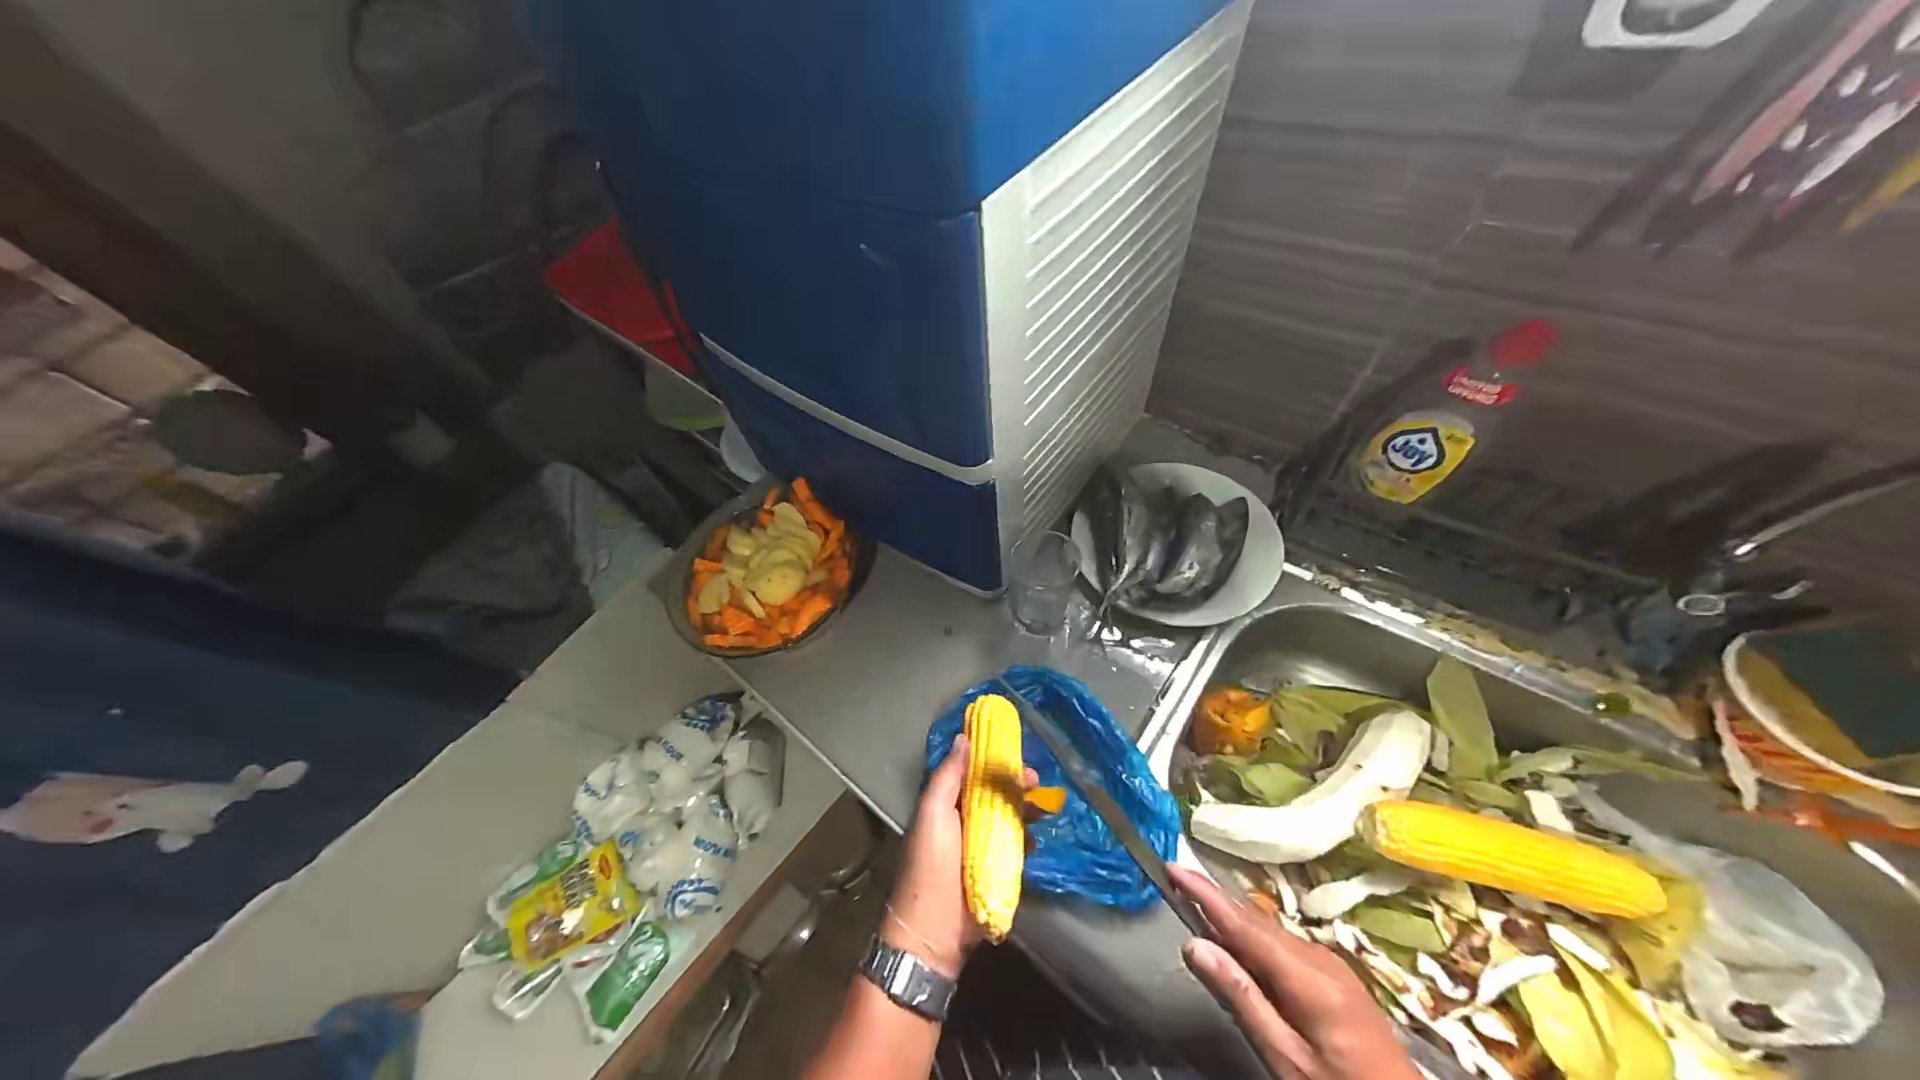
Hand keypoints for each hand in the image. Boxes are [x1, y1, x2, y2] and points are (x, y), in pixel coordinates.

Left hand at [885, 735, 1036, 975]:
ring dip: (1028, 810)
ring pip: (1009, 819)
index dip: (995, 762)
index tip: (1017, 756)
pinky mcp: (997, 871)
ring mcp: (981, 847)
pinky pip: (1017, 848)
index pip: (974, 774)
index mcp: (946, 805)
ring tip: (1044, 809)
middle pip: (996, 795)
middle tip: (1037, 783)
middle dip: (1018, 786)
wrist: (933, 931)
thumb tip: (964, 738)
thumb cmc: (930, 865)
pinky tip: (1038, 840)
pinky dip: (1029, 840)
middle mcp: (964, 822)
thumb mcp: (933, 813)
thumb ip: (948, 777)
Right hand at [1170, 864, 1421, 1079]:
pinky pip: (1282, 945)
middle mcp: (1319, 958)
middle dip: (1213, 901)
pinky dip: (1252, 940)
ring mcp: (1330, 964)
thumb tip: (1194, 945)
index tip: (1172, 866)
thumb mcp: (1286, 1056)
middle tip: (1173, 885)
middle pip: (1255, 921)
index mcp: (1307, 977)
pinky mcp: (1334, 976)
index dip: (1205, 893)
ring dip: (1231, 921)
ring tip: (1195, 914)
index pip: (1243, 924)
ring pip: (1268, 931)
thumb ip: (1240, 997)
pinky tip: (1237, 950)